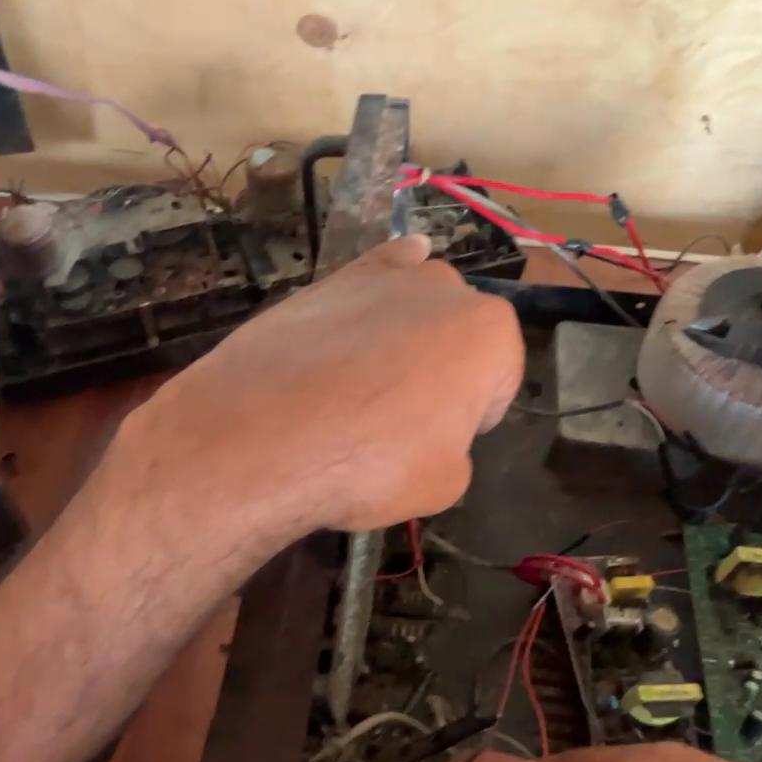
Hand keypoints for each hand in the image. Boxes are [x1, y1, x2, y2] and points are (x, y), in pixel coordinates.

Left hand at [114, 235, 523, 535]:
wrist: (262, 435)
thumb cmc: (371, 464)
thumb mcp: (445, 483)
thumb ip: (457, 448)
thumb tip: (430, 432)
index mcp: (489, 334)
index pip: (499, 380)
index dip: (474, 416)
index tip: (441, 440)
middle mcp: (443, 288)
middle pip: (456, 337)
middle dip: (440, 371)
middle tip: (397, 422)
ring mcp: (381, 277)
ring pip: (412, 311)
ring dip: (403, 340)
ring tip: (361, 390)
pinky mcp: (327, 280)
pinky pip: (370, 277)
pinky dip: (379, 285)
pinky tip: (386, 278)